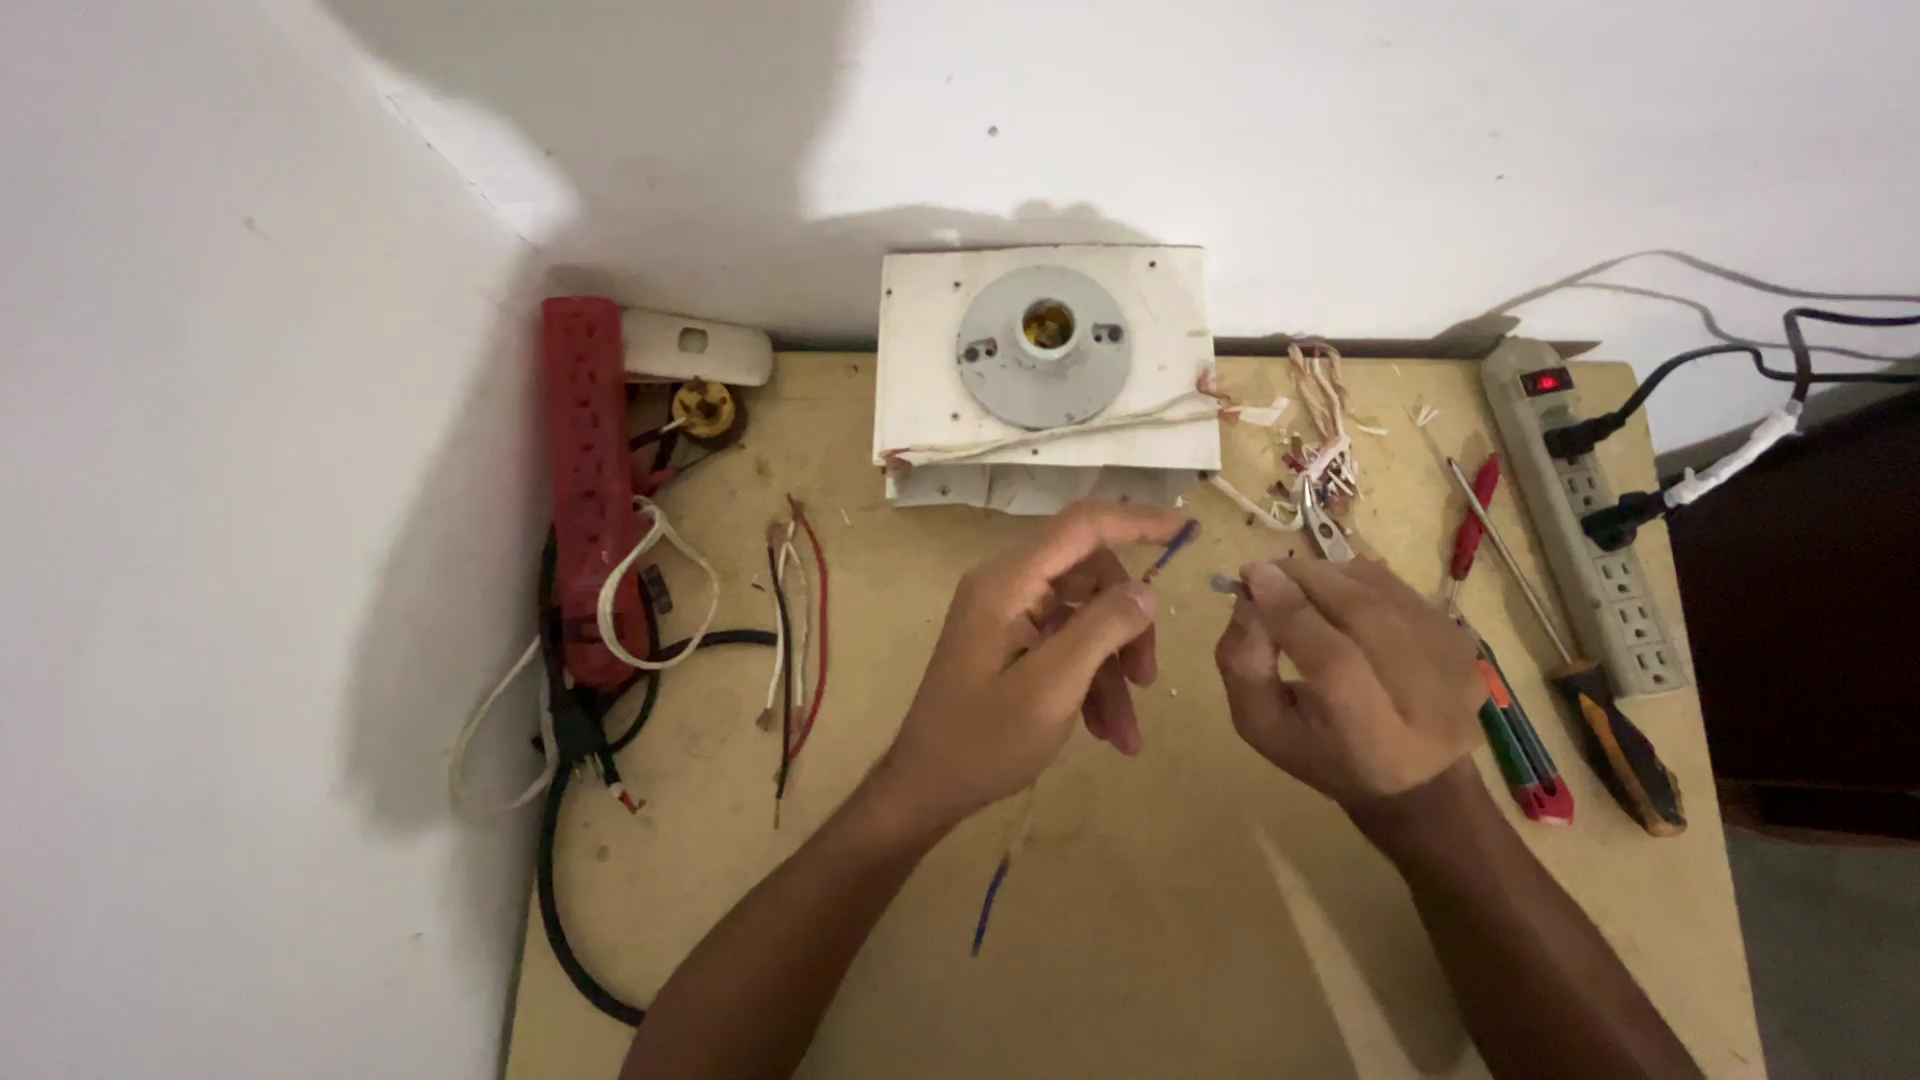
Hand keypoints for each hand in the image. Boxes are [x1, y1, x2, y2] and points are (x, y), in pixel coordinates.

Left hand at [867, 501, 1187, 833]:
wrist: (929, 785)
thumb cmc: (984, 739)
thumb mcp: (1052, 687)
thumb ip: (1101, 630)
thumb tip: (1146, 591)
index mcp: (1007, 583)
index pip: (1080, 526)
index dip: (1136, 521)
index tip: (1186, 530)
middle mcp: (1006, 587)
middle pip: (1089, 577)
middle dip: (1128, 625)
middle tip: (1148, 677)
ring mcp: (1008, 616)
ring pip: (1084, 617)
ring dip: (1113, 669)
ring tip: (1127, 731)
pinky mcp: (1012, 644)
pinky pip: (1066, 645)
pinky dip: (1092, 682)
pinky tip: (1107, 733)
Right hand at [1213, 557, 1485, 807]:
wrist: (1413, 778)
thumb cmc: (1321, 753)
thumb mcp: (1262, 725)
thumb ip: (1243, 666)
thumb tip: (1249, 599)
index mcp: (1372, 744)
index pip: (1334, 663)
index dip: (1290, 612)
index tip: (1252, 576)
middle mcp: (1428, 708)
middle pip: (1366, 617)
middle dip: (1309, 580)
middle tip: (1269, 569)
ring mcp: (1457, 671)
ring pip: (1385, 596)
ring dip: (1332, 574)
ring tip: (1298, 578)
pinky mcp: (1467, 647)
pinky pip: (1404, 592)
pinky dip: (1362, 578)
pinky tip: (1336, 588)